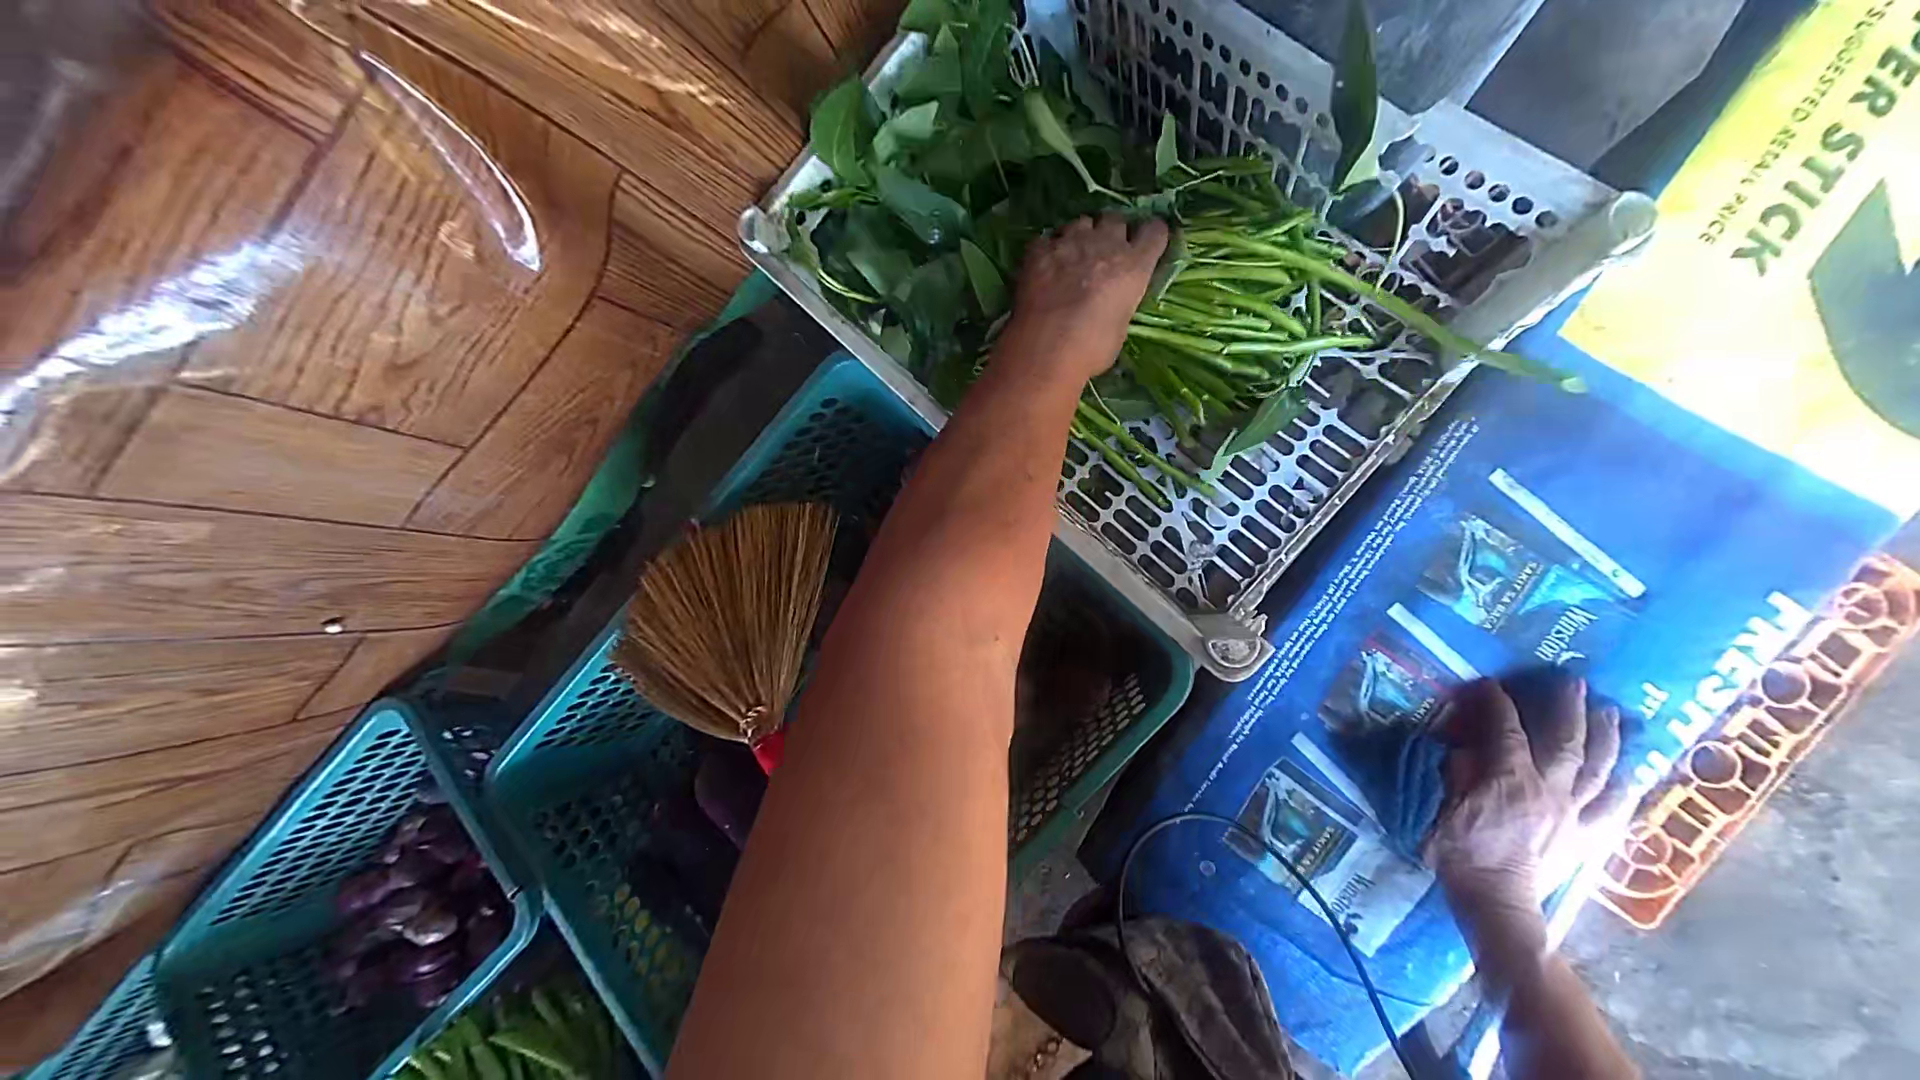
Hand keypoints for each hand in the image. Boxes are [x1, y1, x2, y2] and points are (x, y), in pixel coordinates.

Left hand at [1004, 215, 1167, 381]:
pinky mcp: (1039, 250)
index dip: (1149, 236)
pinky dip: (1048, 249)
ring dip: (1080, 236)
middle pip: (1114, 220)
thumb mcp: (1119, 328)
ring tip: (1072, 257)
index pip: (1154, 231)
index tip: (1144, 246)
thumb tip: (1111, 303)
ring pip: (1081, 223)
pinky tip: (1044, 266)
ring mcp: (1069, 243)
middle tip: (1103, 254)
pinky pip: (1047, 239)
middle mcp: (1105, 244)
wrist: (1045, 350)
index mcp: (1133, 265)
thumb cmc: (1090, 349)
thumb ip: (1120, 302)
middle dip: (1111, 233)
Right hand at [1424, 676, 1628, 919]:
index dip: (1497, 702)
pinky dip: (1626, 785)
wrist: (1495, 899)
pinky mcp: (1591, 836)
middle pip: (1567, 741)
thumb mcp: (1442, 802)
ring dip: (1607, 737)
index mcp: (1510, 778)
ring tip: (1611, 712)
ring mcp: (1577, 813)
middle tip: (1573, 682)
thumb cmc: (1458, 848)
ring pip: (1601, 769)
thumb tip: (1463, 743)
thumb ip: (1456, 768)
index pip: (1506, 729)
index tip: (1489, 683)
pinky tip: (1631, 770)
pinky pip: (1616, 807)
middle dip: (1569, 708)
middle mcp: (1551, 789)